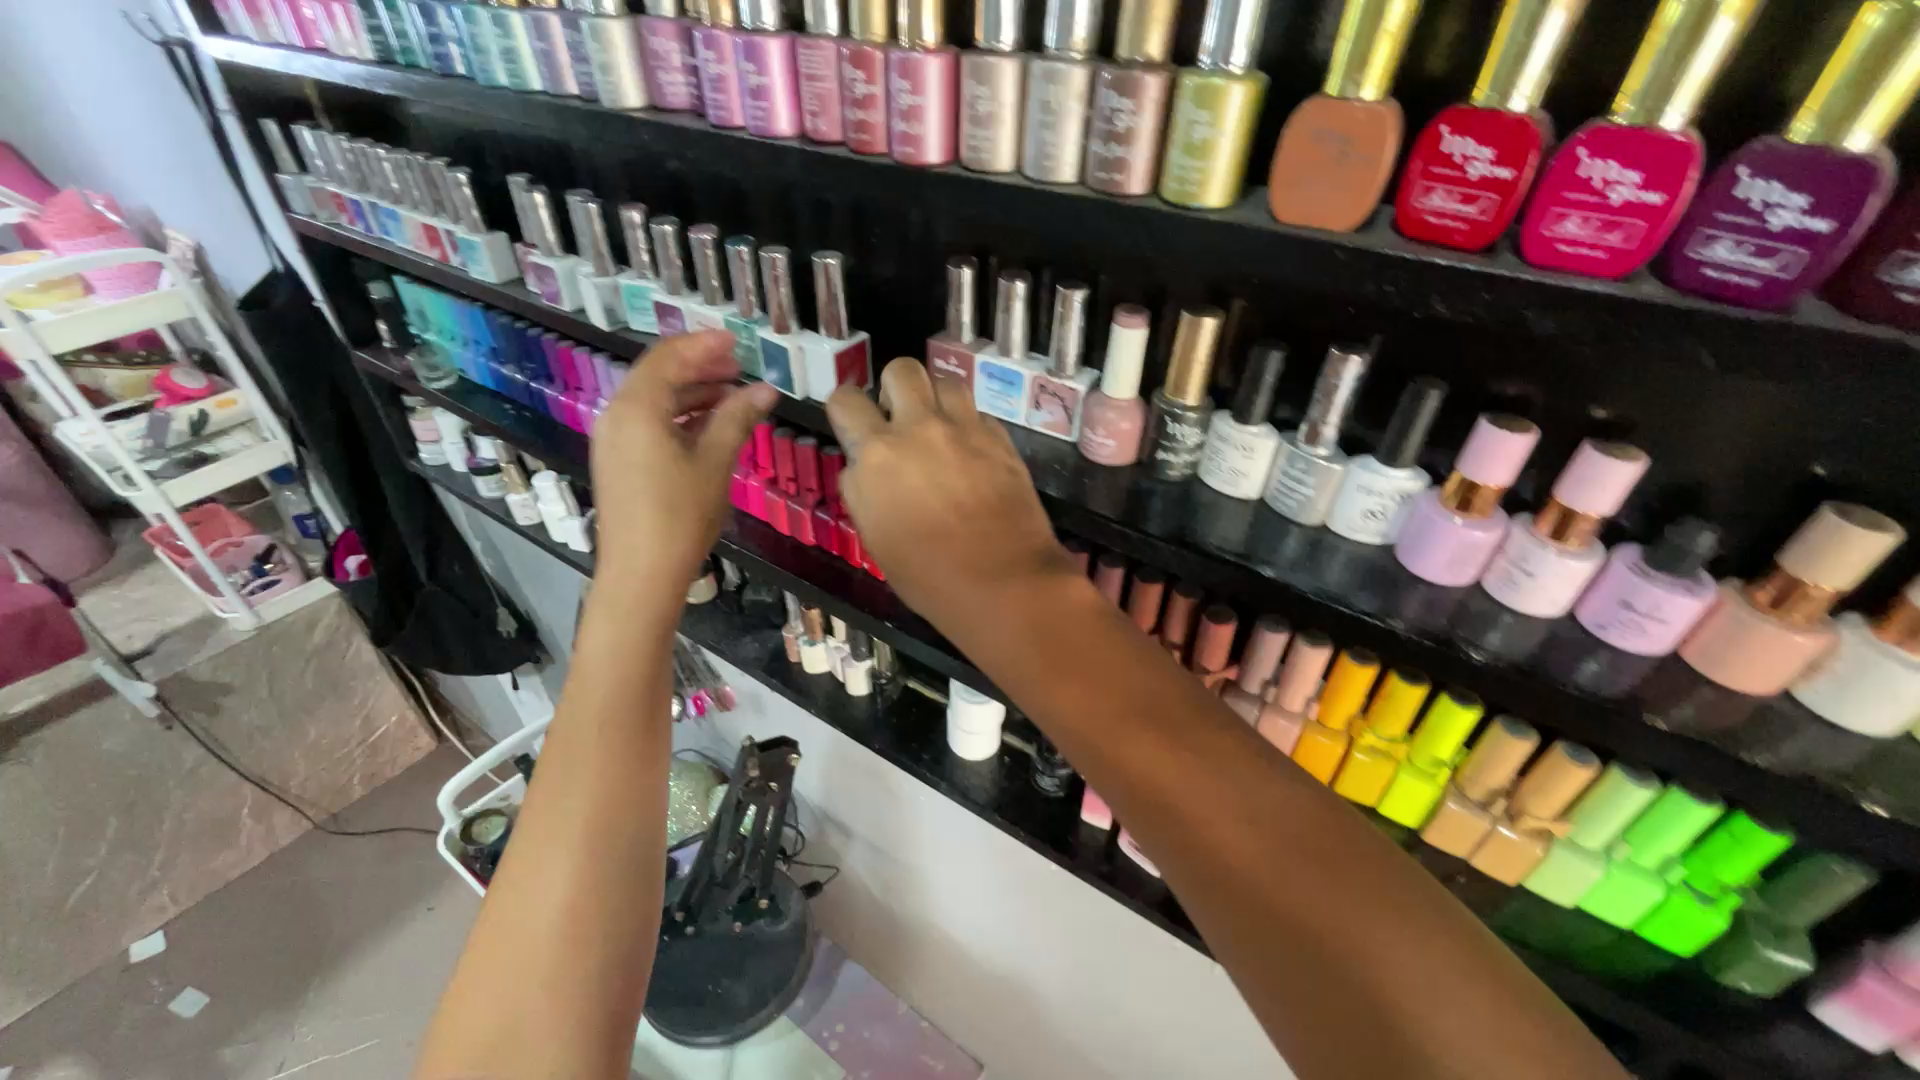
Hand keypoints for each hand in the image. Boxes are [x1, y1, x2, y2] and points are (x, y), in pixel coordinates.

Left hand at [591, 331, 777, 587]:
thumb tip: (765, 390)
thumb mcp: (714, 462)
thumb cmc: (680, 515)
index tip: (738, 342)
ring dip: (692, 393)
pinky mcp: (619, 462)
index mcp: (637, 408)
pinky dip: (679, 417)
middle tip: (739, 367)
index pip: (669, 358)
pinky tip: (709, 427)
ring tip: (732, 397)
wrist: (641, 574)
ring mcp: (614, 441)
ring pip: (654, 401)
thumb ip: (737, 418)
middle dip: (699, 368)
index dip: (704, 345)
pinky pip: (648, 424)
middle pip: (658, 376)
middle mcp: (617, 416)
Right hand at [825, 358, 1074, 628]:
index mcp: (875, 455)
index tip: (858, 427)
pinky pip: (977, 413)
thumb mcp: (874, 537)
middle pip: (900, 369)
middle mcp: (918, 428)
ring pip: (944, 381)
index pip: (845, 399)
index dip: (849, 410)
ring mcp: (964, 428)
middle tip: (900, 421)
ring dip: (935, 400)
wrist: (1003, 582)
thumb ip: (864, 489)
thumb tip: (865, 469)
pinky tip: (972, 454)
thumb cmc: (928, 576)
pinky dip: (969, 426)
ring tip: (939, 430)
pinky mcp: (1000, 438)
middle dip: (894, 389)